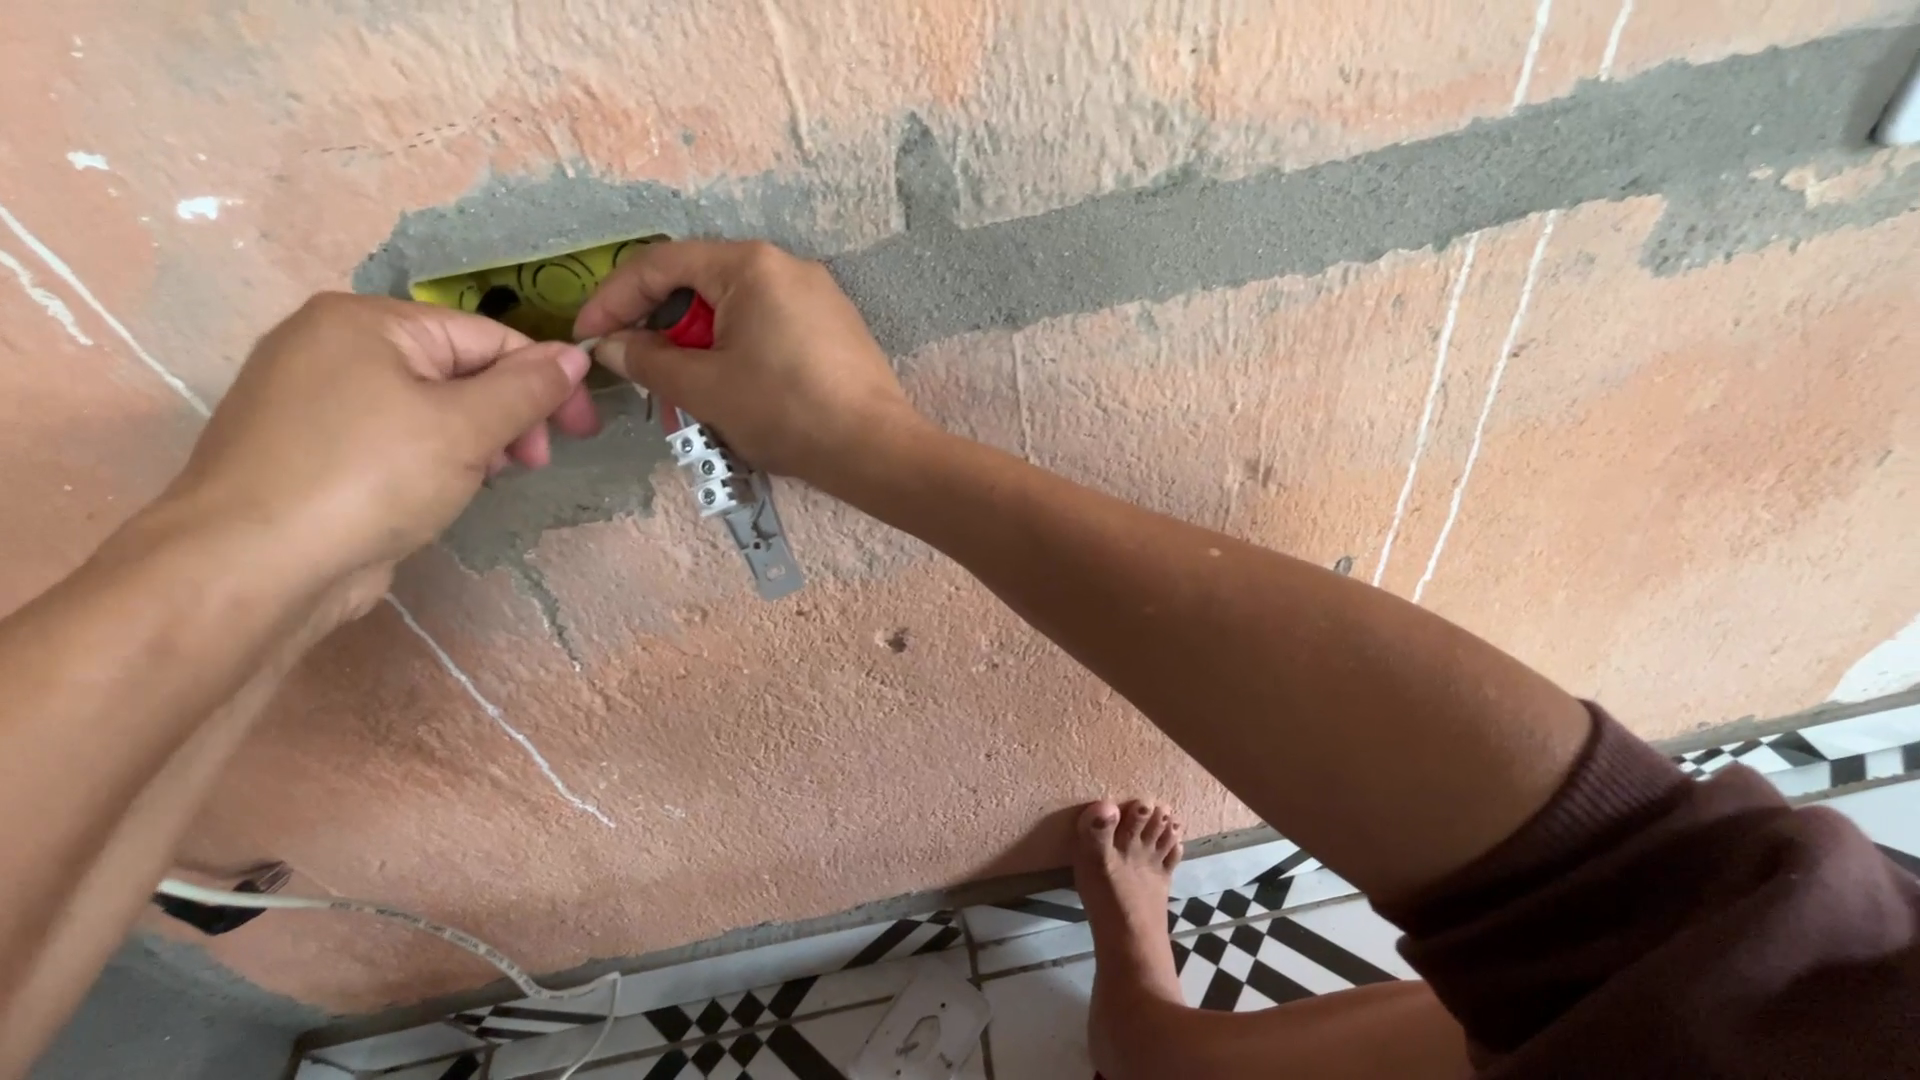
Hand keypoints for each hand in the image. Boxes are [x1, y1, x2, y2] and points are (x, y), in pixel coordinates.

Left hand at [161, 293, 596, 586]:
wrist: (252, 565)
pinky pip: (397, 436)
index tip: (581, 431)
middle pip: (459, 369)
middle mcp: (334, 346)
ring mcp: (316, 398)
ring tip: (485, 480)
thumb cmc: (369, 477)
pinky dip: (435, 457)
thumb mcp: (466, 426)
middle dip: (508, 415)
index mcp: (368, 322)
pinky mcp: (313, 447)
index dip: (545, 380)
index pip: (488, 337)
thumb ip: (528, 387)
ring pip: (431, 407)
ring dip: (477, 441)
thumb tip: (577, 355)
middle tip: (531, 463)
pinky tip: (444, 489)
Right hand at [574, 240, 929, 484]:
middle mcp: (788, 266)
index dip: (615, 299)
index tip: (591, 337)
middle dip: (664, 329)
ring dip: (702, 346)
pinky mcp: (837, 328)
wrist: (874, 448)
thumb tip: (613, 347)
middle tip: (647, 373)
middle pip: (702, 285)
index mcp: (751, 265)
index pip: (661, 265)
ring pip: (738, 310)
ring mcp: (819, 296)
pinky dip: (740, 351)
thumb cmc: (785, 411)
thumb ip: (649, 361)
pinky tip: (740, 391)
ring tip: (694, 392)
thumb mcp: (705, 388)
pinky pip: (771, 327)